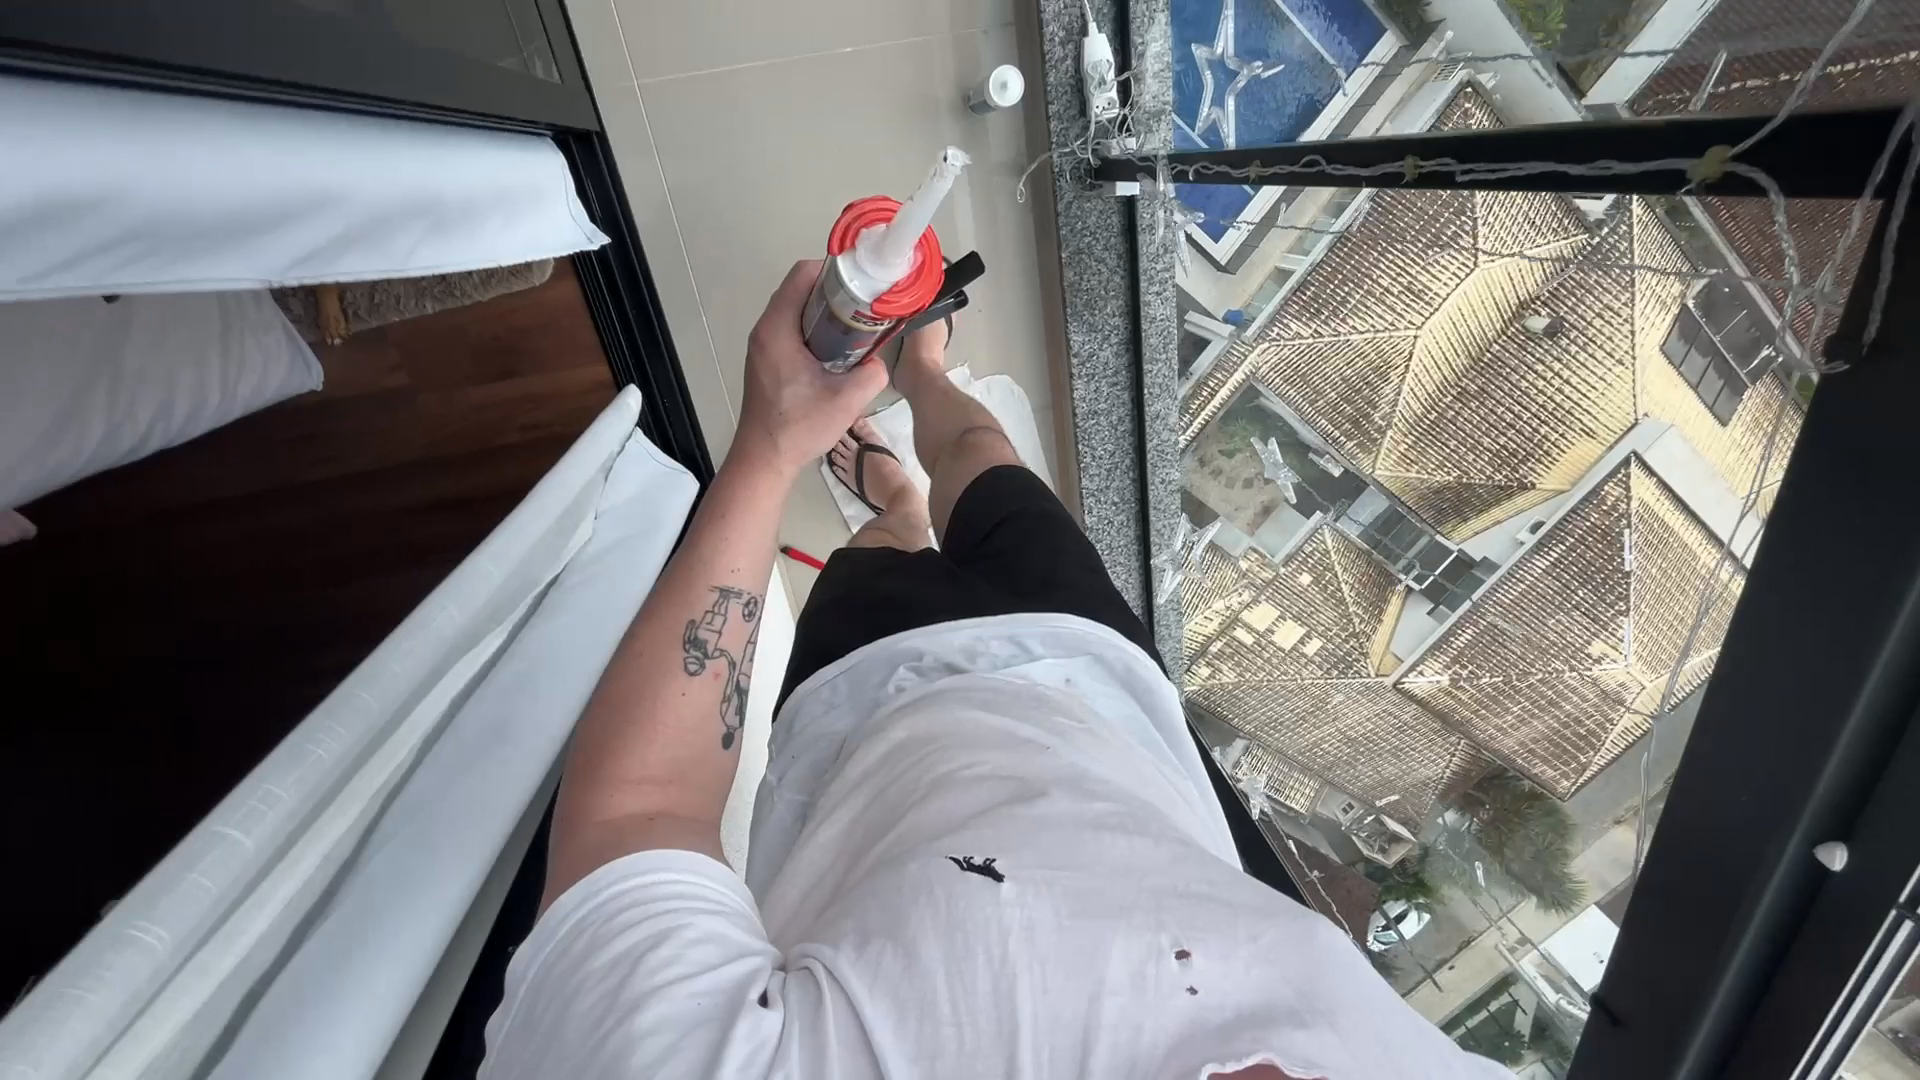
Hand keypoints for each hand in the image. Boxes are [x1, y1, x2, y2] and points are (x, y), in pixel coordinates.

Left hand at [731, 260, 888, 478]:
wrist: (764, 458)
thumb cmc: (798, 428)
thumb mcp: (846, 402)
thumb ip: (872, 374)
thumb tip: (879, 362)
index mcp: (777, 329)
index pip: (803, 275)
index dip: (835, 270)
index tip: (862, 284)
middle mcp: (766, 330)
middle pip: (801, 289)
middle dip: (835, 292)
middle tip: (865, 308)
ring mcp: (764, 345)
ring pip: (798, 311)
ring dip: (827, 314)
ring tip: (856, 330)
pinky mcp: (768, 360)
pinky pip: (793, 330)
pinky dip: (817, 331)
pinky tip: (838, 352)